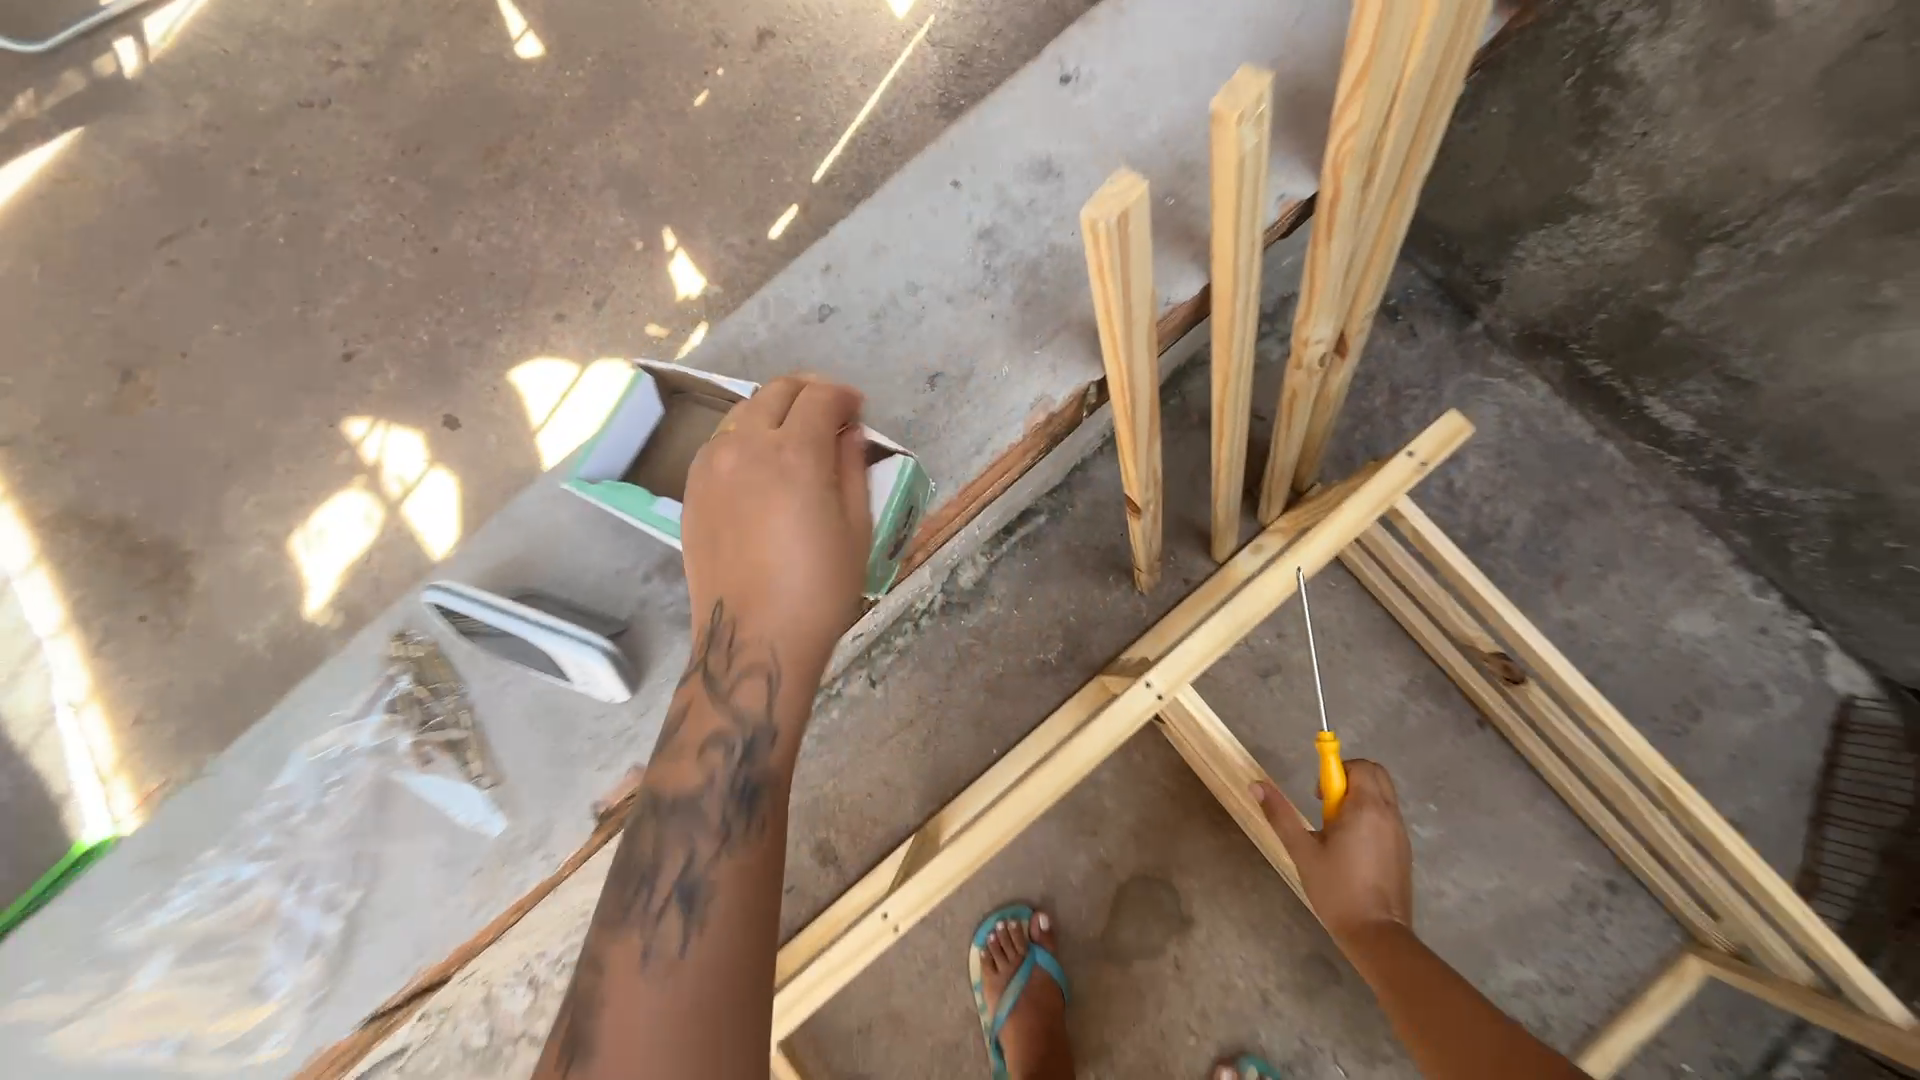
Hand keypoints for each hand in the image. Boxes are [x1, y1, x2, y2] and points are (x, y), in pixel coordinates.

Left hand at [681, 376, 871, 674]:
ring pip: (743, 413)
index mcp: (795, 453)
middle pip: (776, 392)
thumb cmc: (819, 590)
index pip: (820, 397)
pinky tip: (762, 466)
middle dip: (809, 393)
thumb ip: (853, 469)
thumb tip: (848, 434)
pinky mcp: (692, 489)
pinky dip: (746, 438)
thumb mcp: (857, 529)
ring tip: (795, 439)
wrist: (753, 636)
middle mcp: (746, 446)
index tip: (858, 410)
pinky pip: (720, 443)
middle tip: (830, 414)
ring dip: (774, 413)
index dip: (844, 397)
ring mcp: (711, 466)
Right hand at [1254, 760, 1412, 945]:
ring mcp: (1400, 833)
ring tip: (1336, 831)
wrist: (1377, 935)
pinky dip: (1370, 817)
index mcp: (1365, 809)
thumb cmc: (1337, 890)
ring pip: (1383, 795)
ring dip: (1359, 798)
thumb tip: (1256, 785)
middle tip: (1326, 805)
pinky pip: (1387, 817)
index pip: (1360, 766)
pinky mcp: (1404, 851)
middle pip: (1376, 774)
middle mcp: (1388, 814)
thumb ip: (1280, 815)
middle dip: (1349, 777)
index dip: (1335, 770)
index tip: (1318, 795)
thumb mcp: (1302, 851)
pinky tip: (1351, 849)